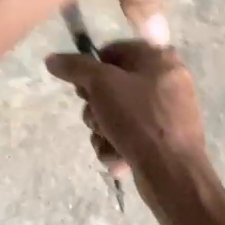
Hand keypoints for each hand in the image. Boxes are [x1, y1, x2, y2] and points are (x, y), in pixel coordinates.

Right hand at [45, 40, 204, 181]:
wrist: (172, 174)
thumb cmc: (138, 118)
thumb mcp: (101, 84)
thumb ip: (75, 67)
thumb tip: (52, 59)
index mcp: (159, 59)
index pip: (113, 51)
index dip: (92, 68)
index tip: (82, 87)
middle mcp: (167, 82)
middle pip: (112, 85)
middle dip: (96, 105)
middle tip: (96, 115)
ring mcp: (167, 114)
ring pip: (117, 113)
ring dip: (103, 128)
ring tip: (107, 140)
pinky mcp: (164, 142)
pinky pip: (130, 135)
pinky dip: (118, 145)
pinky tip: (118, 157)